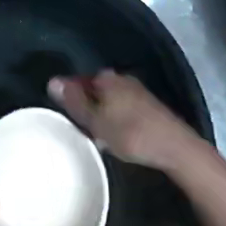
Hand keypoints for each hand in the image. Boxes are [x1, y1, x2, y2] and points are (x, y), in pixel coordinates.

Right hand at [48, 70, 204, 172]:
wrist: (174, 147)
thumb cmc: (131, 134)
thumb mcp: (96, 122)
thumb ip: (74, 102)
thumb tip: (52, 80)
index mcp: (107, 78)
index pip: (79, 80)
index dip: (70, 98)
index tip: (65, 117)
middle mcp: (122, 78)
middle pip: (95, 89)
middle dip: (85, 106)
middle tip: (78, 129)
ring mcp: (136, 91)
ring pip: (109, 100)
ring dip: (100, 114)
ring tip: (94, 137)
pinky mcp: (148, 107)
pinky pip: (121, 108)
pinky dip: (114, 119)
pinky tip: (114, 137)